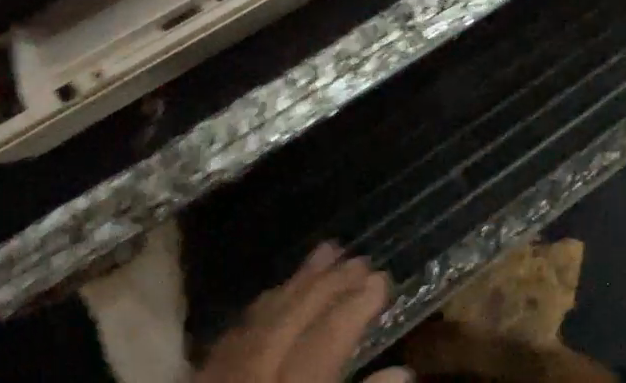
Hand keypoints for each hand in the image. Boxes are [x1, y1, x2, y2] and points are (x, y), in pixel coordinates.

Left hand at [197, 244, 405, 382]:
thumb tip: (402, 374)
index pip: (323, 343)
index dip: (353, 309)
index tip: (381, 279)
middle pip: (286, 325)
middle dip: (325, 287)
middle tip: (359, 259)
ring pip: (253, 327)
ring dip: (291, 288)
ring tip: (323, 255)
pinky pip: (224, 345)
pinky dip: (253, 315)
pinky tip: (270, 299)